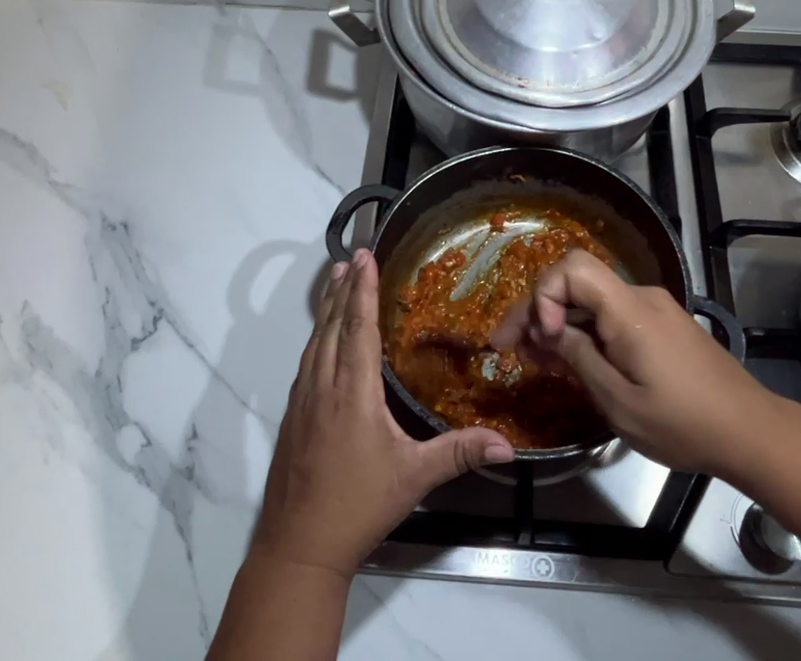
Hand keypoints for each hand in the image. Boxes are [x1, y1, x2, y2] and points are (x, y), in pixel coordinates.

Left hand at [251, 249, 514, 576]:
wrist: (298, 545)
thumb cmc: (358, 505)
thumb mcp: (414, 478)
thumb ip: (459, 453)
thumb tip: (507, 446)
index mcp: (352, 393)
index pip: (358, 328)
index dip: (362, 290)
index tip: (364, 257)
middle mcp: (323, 388)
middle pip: (331, 327)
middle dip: (343, 290)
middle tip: (351, 258)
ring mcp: (303, 402)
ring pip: (314, 343)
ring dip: (327, 310)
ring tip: (335, 283)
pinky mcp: (293, 417)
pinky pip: (305, 363)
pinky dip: (316, 338)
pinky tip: (321, 341)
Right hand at [490, 250, 771, 478]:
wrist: (750, 431)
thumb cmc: (683, 423)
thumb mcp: (619, 401)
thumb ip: (578, 358)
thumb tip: (548, 330)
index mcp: (630, 311)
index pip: (573, 268)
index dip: (544, 295)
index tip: (542, 338)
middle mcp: (641, 298)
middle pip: (576, 284)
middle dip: (537, 312)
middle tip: (509, 349)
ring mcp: (654, 311)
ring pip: (591, 302)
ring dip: (559, 326)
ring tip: (536, 362)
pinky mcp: (661, 327)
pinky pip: (611, 317)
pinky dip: (585, 333)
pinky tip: (570, 362)